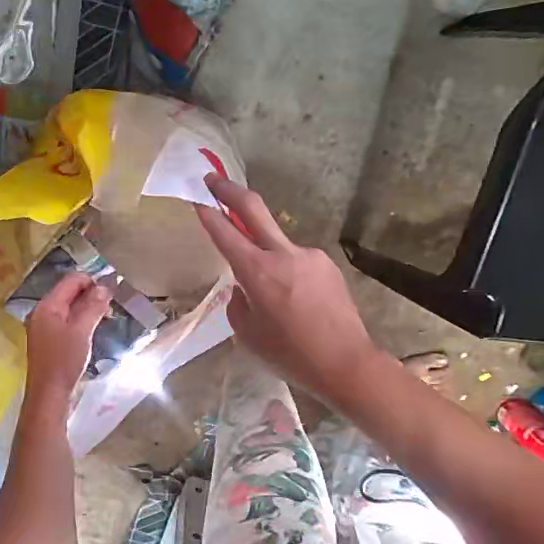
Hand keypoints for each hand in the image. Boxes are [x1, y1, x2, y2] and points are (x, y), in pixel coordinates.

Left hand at [24, 272, 109, 412]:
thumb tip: (105, 286)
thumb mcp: (82, 331)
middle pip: (69, 292)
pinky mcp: (49, 339)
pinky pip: (66, 321)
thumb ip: (93, 306)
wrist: (49, 394)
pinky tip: (93, 329)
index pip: (71, 281)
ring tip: (106, 316)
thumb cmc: (64, 361)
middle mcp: (42, 312)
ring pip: (69, 308)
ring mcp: (44, 326)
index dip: (92, 281)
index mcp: (47, 306)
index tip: (112, 290)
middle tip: (112, 305)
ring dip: (87, 308)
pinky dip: (81, 320)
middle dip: (91, 294)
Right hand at [194, 174, 387, 407]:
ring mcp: (309, 255)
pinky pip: (298, 263)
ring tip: (276, 301)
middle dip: (229, 191)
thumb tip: (244, 287)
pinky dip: (289, 275)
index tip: (198, 199)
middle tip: (213, 180)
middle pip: (253, 208)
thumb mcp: (248, 334)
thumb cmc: (290, 354)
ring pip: (277, 244)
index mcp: (257, 272)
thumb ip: (238, 302)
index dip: (208, 214)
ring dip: (266, 256)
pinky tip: (298, 305)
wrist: (345, 363)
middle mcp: (283, 254)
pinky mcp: (327, 264)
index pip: (225, 232)